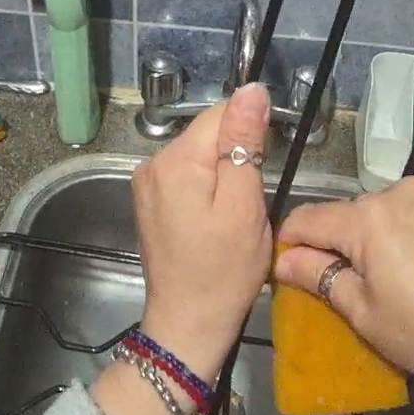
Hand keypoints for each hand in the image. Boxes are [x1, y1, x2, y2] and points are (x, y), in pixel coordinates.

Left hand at [130, 83, 272, 380]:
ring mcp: (147, 182)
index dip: (251, 135)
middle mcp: (153, 162)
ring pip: (201, 154)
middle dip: (237, 157)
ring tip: (235, 213)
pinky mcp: (150, 199)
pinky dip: (209, 188)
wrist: (188, 325)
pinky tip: (216, 218)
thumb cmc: (224, 271)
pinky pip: (188, 175)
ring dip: (224, 173)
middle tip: (251, 202)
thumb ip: (245, 143)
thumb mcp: (244, 205)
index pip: (222, 114)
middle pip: (209, 133)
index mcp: (176, 159)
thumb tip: (252, 89)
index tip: (266, 170)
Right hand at [273, 177, 413, 414]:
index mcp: (368, 217)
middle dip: (338, 244)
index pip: (308, 218)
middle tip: (345, 285)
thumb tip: (282, 260)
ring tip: (391, 278)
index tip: (286, 268)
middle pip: (348, 214)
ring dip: (375, 237)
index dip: (290, 243)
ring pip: (383, 211)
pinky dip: (407, 232)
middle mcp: (399, 191)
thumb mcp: (365, 313)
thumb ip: (318, 276)